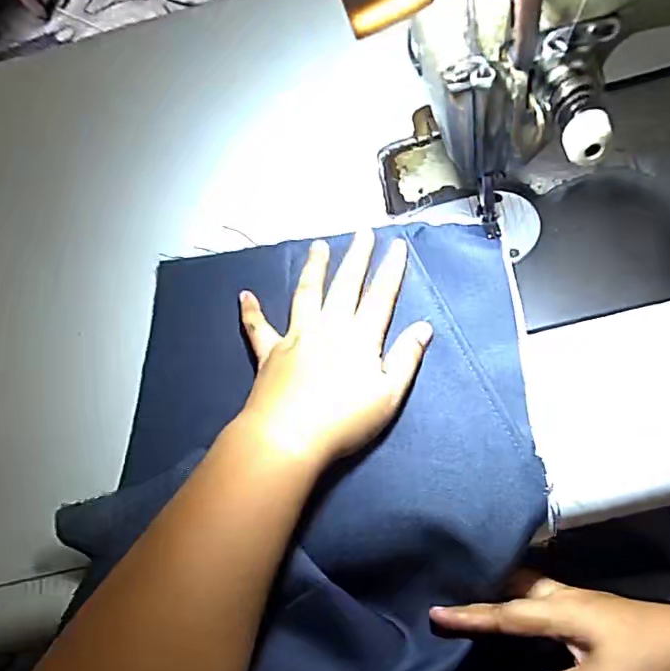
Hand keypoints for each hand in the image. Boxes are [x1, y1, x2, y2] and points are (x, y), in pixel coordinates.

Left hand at [237, 229, 433, 467]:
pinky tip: (246, 296)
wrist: (288, 437)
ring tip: (318, 247)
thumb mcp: (388, 394)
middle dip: (356, 257)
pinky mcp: (270, 354)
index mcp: (361, 339)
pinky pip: (259, 328)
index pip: (380, 297)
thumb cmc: (344, 421)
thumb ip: (406, 359)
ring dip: (314, 268)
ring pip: (306, 294)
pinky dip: (252, 311)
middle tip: (362, 233)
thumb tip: (424, 328)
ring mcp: (296, 337)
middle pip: (345, 285)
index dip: (390, 271)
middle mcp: (328, 329)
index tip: (397, 248)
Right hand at [430, 572, 669, 670]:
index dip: (470, 616)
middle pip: (522, 587)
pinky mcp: (604, 610)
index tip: (436, 611)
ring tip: (493, 597)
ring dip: (513, 591)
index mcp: (564, 613)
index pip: (507, 615)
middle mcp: (573, 599)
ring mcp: (591, 601)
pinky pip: (555, 596)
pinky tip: (540, 614)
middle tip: (461, 592)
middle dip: (490, 590)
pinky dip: (533, 600)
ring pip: (541, 588)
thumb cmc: (649, 666)